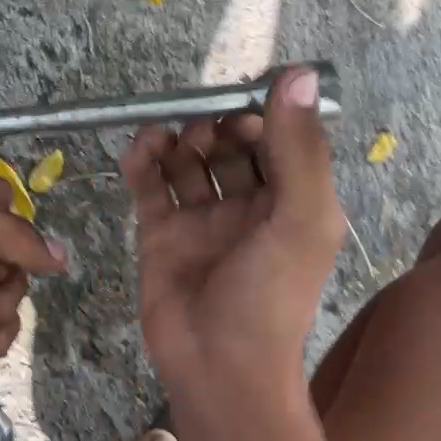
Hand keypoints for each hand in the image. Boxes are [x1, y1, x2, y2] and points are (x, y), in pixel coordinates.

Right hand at [123, 66, 344, 394]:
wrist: (218, 366)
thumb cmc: (271, 297)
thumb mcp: (301, 220)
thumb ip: (299, 149)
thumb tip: (297, 74)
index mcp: (291, 202)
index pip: (277, 141)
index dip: (261, 116)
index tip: (242, 100)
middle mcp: (246, 205)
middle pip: (228, 147)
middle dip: (215, 127)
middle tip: (203, 128)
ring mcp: (200, 219)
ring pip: (186, 161)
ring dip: (176, 139)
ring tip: (166, 138)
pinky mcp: (160, 232)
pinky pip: (149, 185)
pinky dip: (142, 162)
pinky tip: (139, 150)